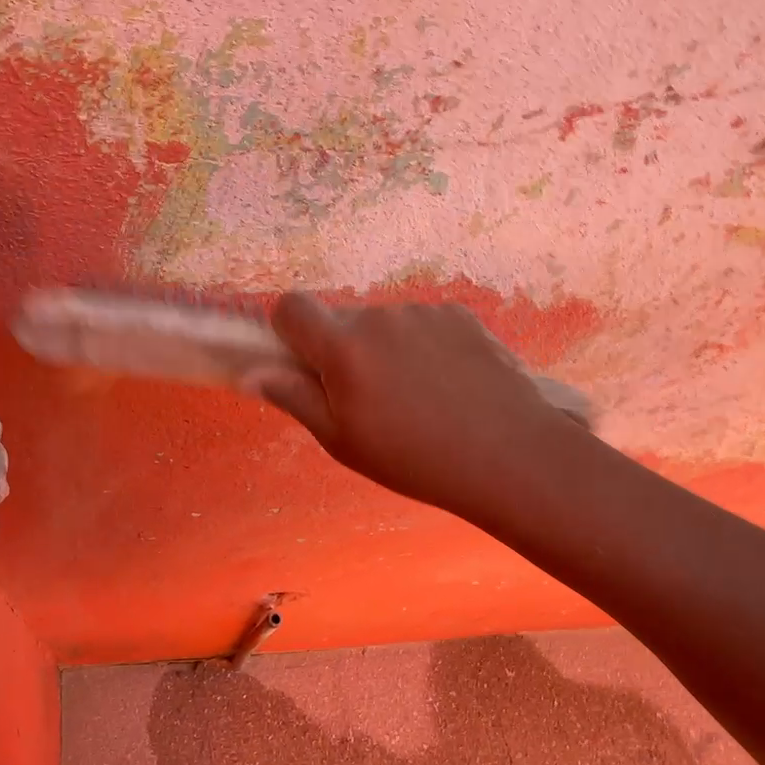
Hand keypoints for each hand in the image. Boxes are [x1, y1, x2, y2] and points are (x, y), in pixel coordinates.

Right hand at [245, 294, 577, 513]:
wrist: (513, 457)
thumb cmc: (415, 458)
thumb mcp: (342, 440)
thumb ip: (294, 397)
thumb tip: (252, 373)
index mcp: (343, 345)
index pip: (291, 306)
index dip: (288, 329)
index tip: (303, 362)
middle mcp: (378, 316)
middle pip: (341, 320)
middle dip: (343, 349)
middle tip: (370, 398)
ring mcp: (423, 311)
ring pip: (383, 323)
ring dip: (386, 348)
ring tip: (419, 397)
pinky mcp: (460, 314)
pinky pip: (422, 323)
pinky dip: (423, 345)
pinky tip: (449, 384)